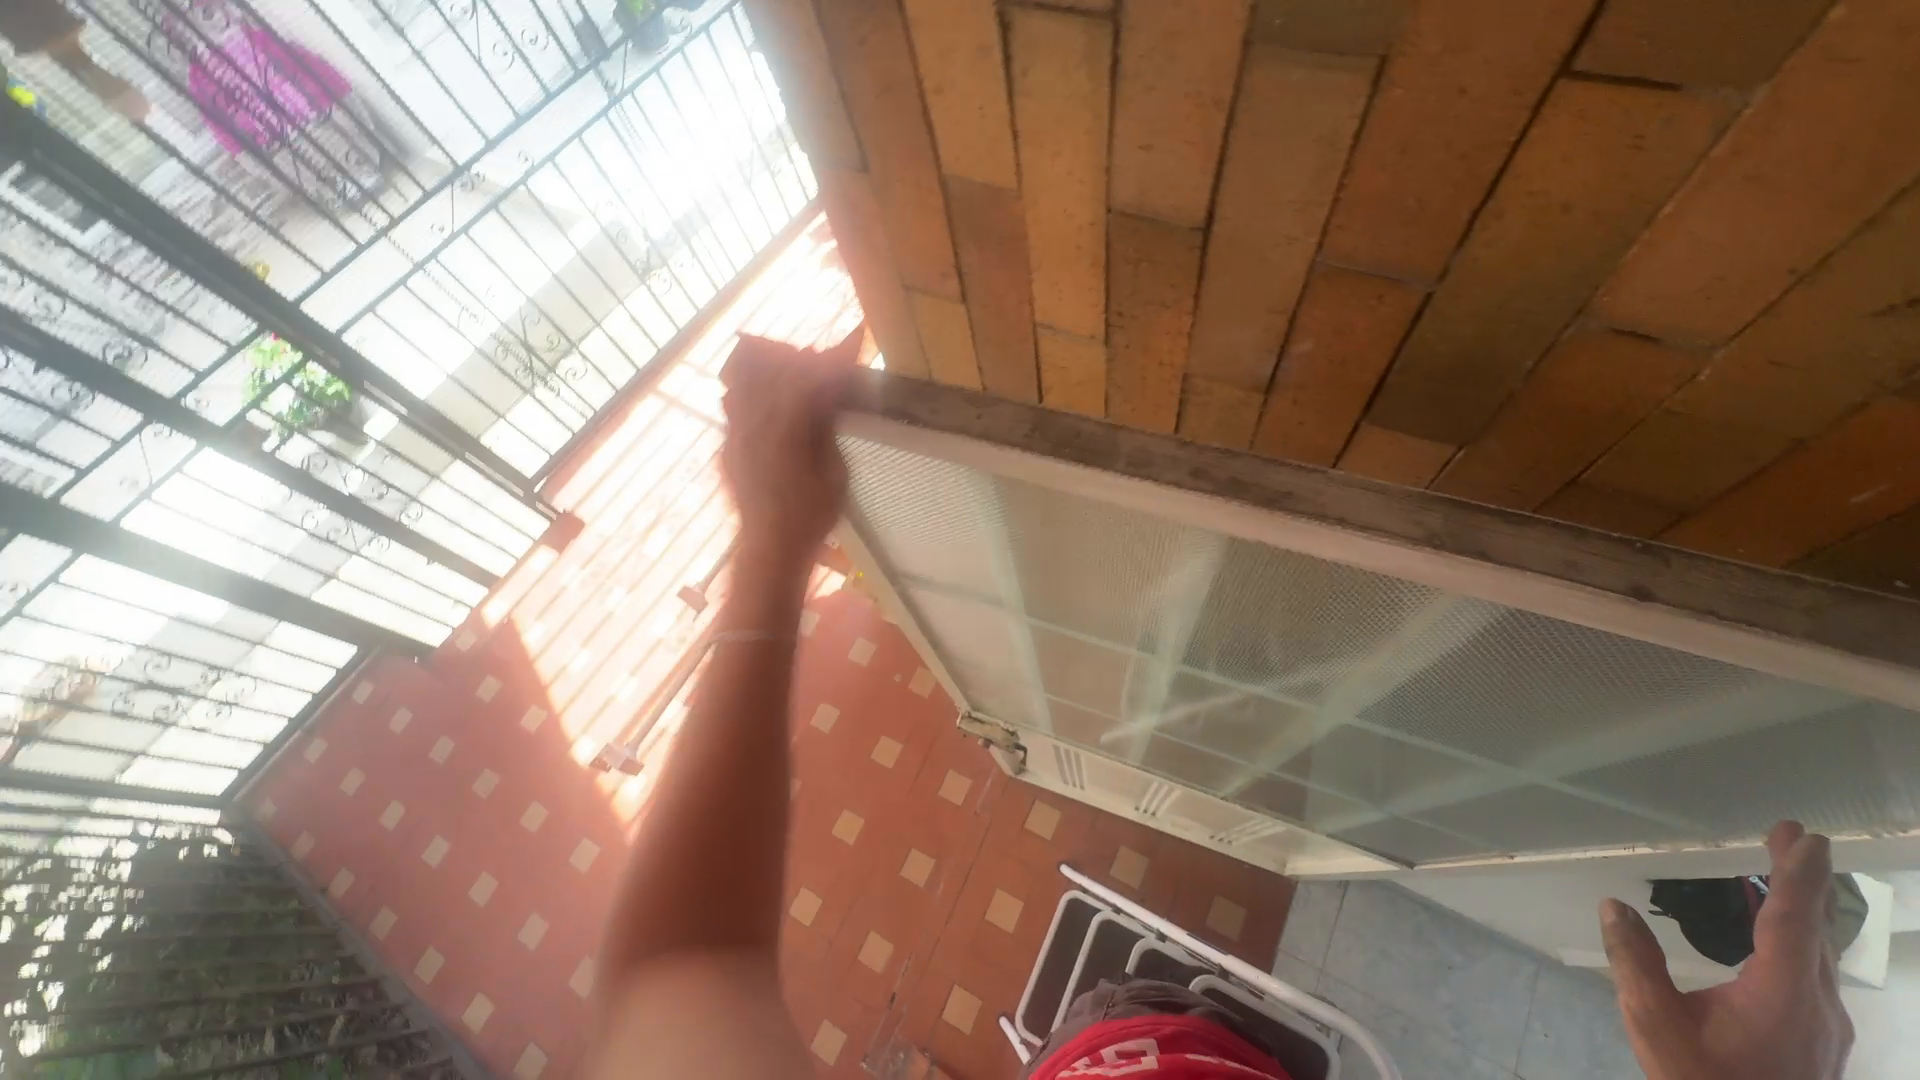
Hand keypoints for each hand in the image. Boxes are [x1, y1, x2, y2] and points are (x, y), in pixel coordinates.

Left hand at [719, 329, 856, 560]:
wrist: (772, 547)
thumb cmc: (813, 515)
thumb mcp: (835, 470)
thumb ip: (825, 426)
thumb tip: (827, 392)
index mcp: (786, 429)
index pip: (808, 377)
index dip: (832, 358)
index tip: (853, 341)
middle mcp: (754, 424)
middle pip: (774, 370)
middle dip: (803, 359)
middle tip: (826, 356)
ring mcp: (735, 434)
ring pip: (746, 381)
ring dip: (773, 369)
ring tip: (794, 369)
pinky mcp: (728, 447)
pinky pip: (735, 405)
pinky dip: (754, 392)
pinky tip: (770, 400)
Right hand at [1600, 821, 1852, 1079]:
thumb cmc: (1700, 1079)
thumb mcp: (1653, 1021)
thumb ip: (1636, 961)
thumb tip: (1614, 906)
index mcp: (1782, 996)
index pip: (1791, 922)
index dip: (1794, 875)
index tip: (1804, 836)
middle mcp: (1816, 1005)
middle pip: (1815, 931)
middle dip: (1804, 879)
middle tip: (1794, 834)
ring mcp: (1824, 1025)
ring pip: (1818, 953)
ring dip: (1803, 906)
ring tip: (1783, 870)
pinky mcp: (1817, 1037)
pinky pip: (1812, 971)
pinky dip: (1798, 934)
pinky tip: (1777, 933)